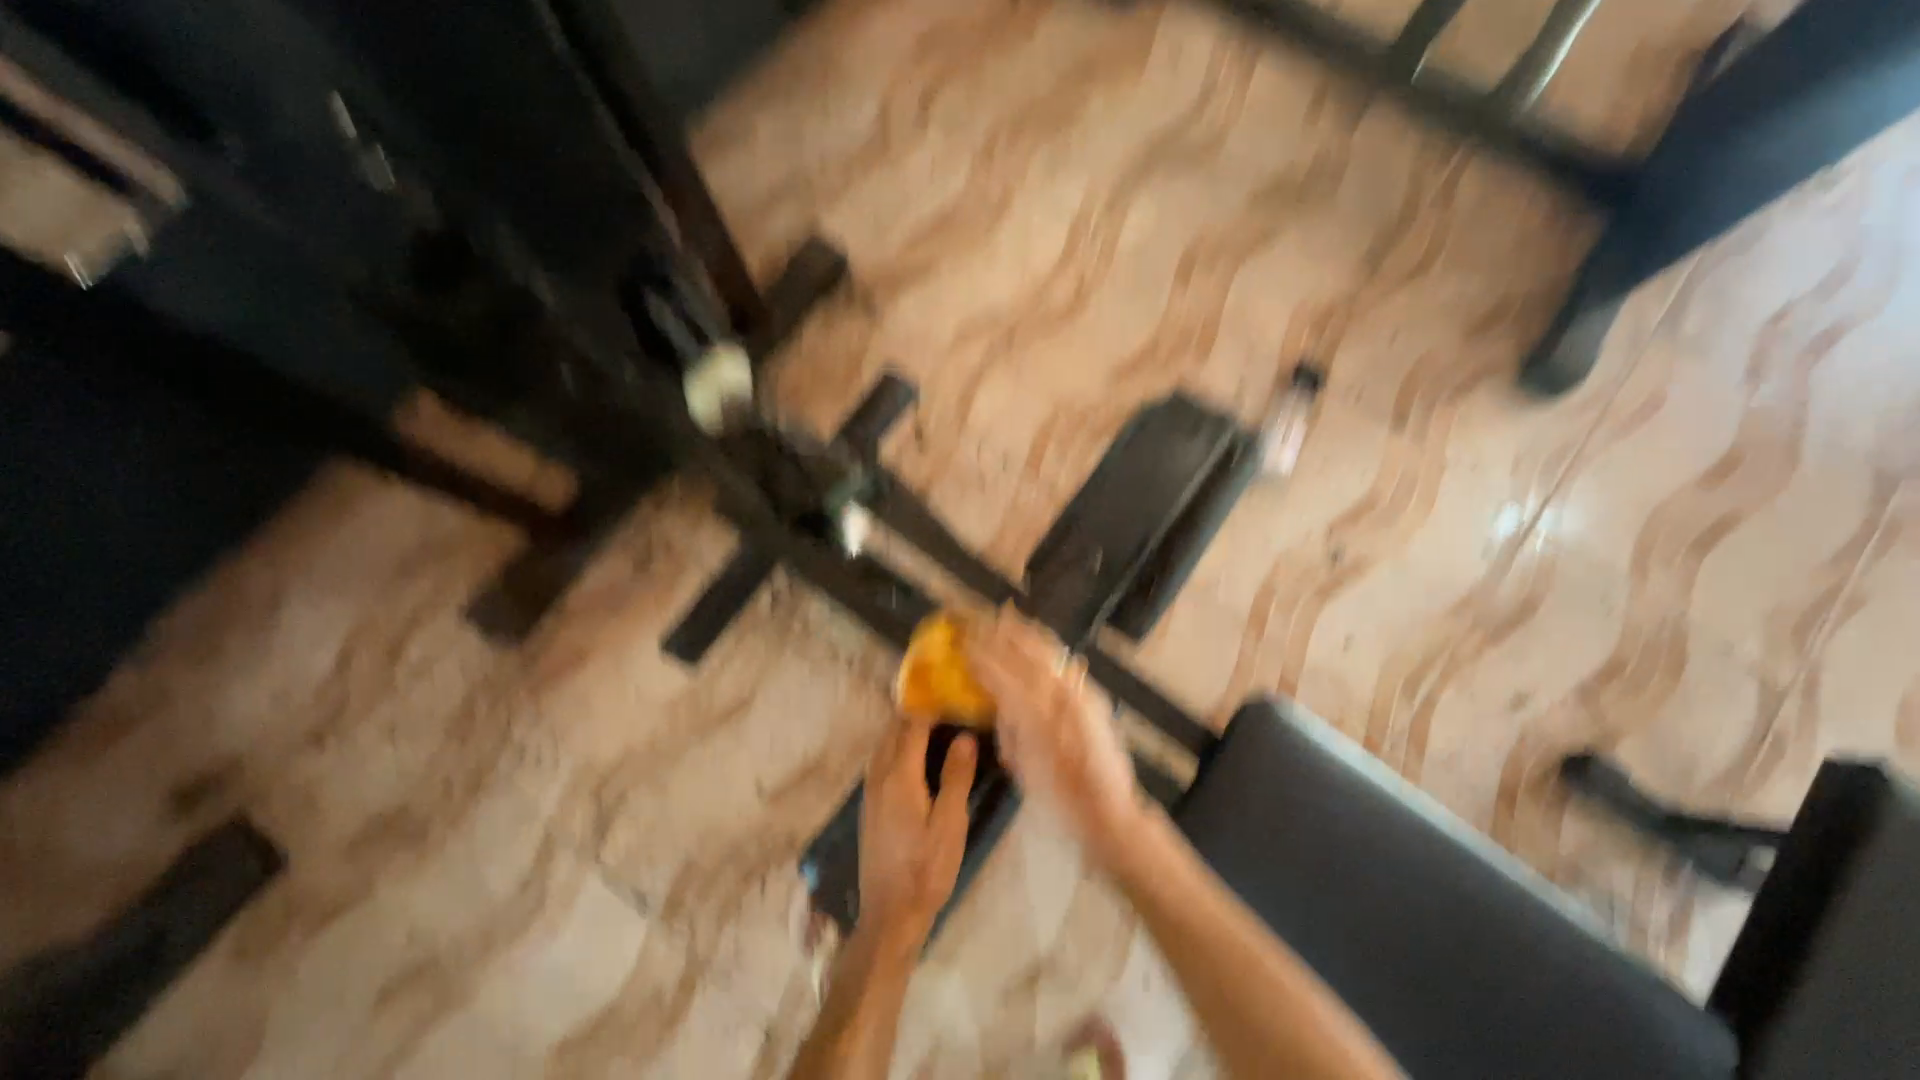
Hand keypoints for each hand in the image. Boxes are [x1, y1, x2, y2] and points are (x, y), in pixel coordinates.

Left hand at [859, 716, 976, 946]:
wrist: (890, 913)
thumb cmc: (926, 869)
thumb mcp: (950, 824)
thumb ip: (956, 777)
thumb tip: (963, 737)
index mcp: (899, 777)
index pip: (911, 727)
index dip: (930, 707)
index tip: (951, 693)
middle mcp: (878, 778)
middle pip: (892, 733)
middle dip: (914, 714)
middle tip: (943, 704)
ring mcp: (870, 795)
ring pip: (882, 748)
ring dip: (901, 732)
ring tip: (930, 726)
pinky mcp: (869, 810)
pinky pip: (879, 765)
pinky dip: (895, 751)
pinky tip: (912, 760)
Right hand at [969, 610, 1141, 862]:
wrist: (1110, 814)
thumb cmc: (1060, 801)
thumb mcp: (1024, 769)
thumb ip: (1010, 730)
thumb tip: (997, 704)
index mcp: (1036, 715)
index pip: (1000, 674)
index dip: (979, 655)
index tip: (959, 639)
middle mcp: (1059, 696)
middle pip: (1022, 653)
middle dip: (996, 633)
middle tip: (973, 618)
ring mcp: (1080, 695)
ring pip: (1046, 652)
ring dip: (1022, 632)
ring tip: (1003, 615)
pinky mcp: (1092, 700)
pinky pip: (1064, 664)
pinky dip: (1046, 647)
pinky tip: (1037, 640)